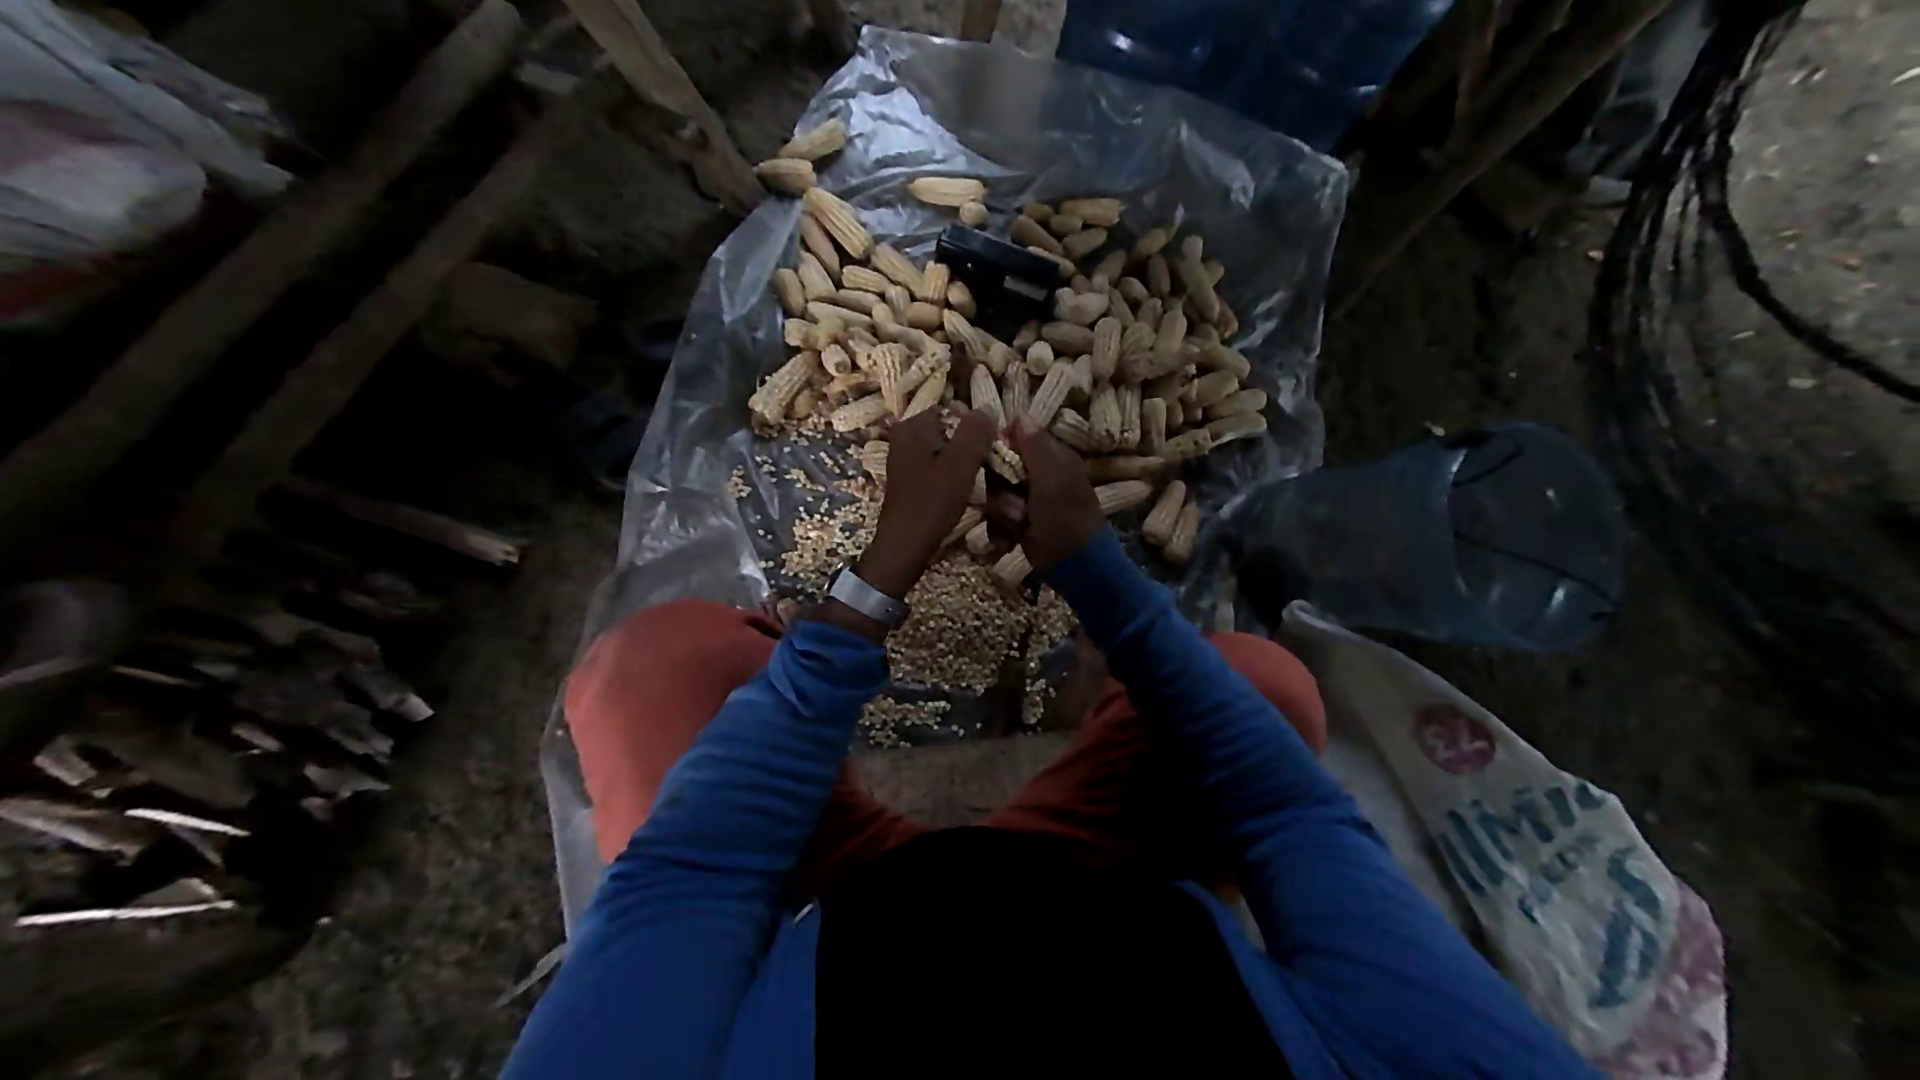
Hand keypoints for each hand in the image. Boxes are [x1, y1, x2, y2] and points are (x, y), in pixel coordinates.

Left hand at [855, 408, 996, 596]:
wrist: (904, 546)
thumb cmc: (932, 502)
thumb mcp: (960, 463)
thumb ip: (975, 431)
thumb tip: (987, 408)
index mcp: (913, 426)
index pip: (956, 412)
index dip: (979, 430)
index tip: (994, 451)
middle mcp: (905, 437)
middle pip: (952, 433)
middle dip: (976, 452)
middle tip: (994, 471)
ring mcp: (906, 459)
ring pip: (949, 454)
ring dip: (970, 469)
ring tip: (988, 487)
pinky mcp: (911, 480)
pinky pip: (940, 470)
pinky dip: (956, 479)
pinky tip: (969, 495)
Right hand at [994, 416, 1104, 573]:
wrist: (1077, 567)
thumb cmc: (1067, 519)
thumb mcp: (1053, 478)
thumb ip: (1036, 446)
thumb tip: (1019, 415)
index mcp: (1053, 456)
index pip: (1017, 436)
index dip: (1002, 446)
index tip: (996, 461)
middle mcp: (1039, 474)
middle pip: (999, 467)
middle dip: (1000, 487)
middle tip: (1016, 503)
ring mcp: (1028, 500)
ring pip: (994, 494)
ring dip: (1002, 512)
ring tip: (1020, 524)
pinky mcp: (1019, 524)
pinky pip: (996, 518)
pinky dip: (1001, 530)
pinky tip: (1013, 538)